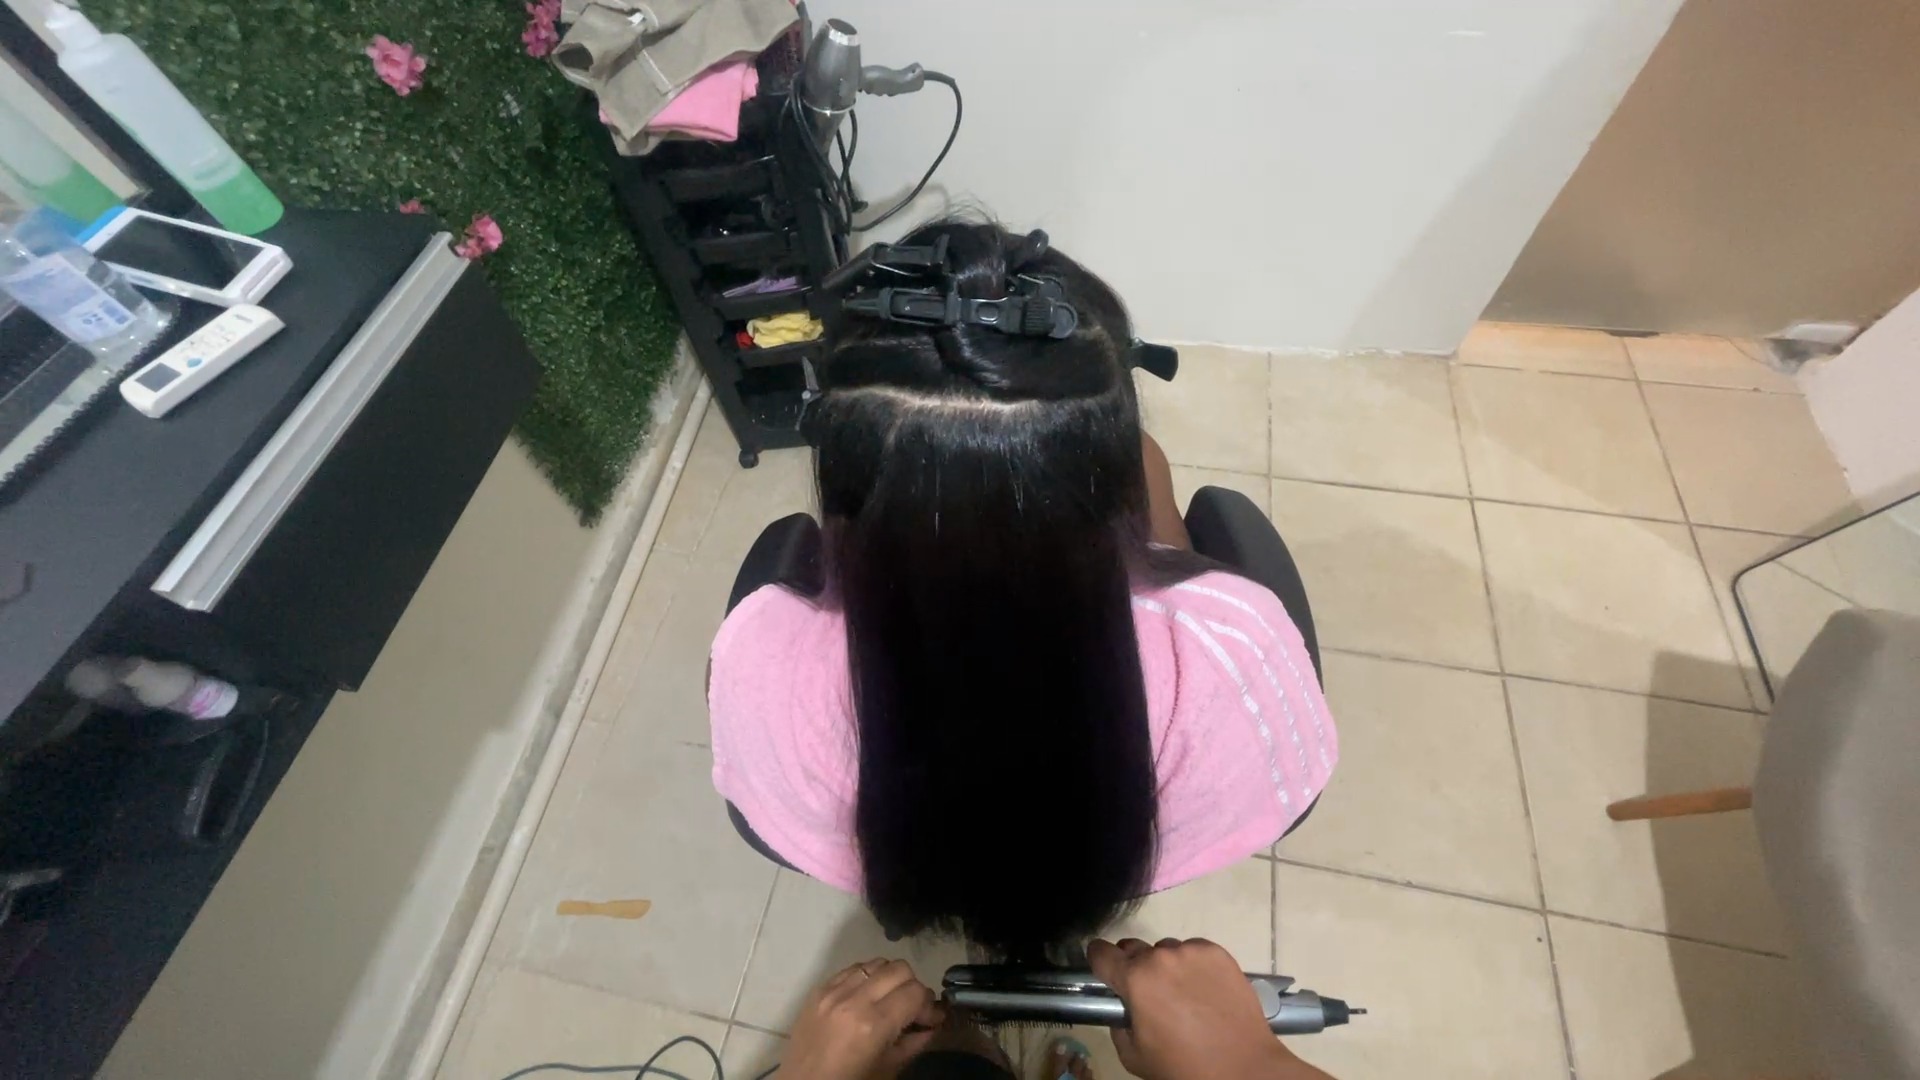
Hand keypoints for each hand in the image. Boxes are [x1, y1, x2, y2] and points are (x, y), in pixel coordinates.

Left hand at [780, 958, 944, 1079]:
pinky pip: (853, 968)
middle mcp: (853, 999)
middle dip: (912, 986)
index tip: (930, 1018)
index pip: (915, 992)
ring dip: (889, 978)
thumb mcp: (887, 1071)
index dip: (928, 1004)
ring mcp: (833, 990)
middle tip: (911, 1008)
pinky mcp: (819, 988)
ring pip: (877, 962)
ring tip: (887, 1000)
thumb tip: (934, 1023)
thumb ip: (914, 1043)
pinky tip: (865, 997)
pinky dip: (866, 977)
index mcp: (873, 1025)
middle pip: (899, 968)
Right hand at [1088, 937, 1329, 1079]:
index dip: (1098, 961)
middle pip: (1132, 948)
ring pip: (1165, 949)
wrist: (1246, 1070)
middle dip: (1134, 967)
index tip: (1105, 972)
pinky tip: (1205, 990)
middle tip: (1150, 995)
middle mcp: (1159, 956)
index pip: (1100, 952)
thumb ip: (1118, 1026)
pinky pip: (1193, 950)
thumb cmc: (1185, 1068)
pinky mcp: (1216, 951)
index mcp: (1135, 979)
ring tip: (1184, 995)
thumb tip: (1121, 1007)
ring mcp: (1190, 950)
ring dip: (1166, 966)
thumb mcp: (1135, 1058)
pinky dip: (1193, 965)